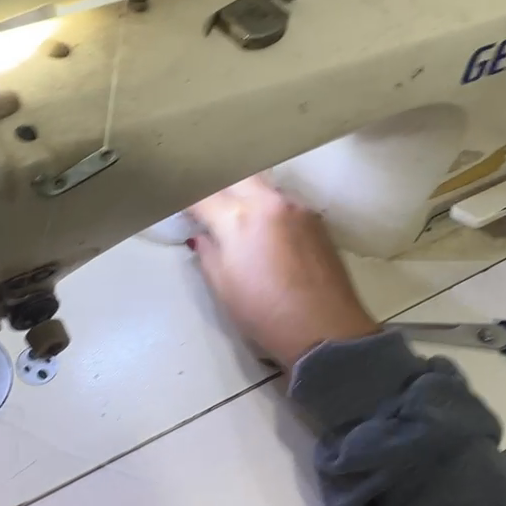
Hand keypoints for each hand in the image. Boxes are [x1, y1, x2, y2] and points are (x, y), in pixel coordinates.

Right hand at [188, 177, 379, 369]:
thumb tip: (203, 236)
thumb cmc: (265, 314)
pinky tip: (266, 232)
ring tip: (237, 216)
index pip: (202, 194)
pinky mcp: (315, 218)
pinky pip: (283, 201)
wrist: (325, 330)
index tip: (180, 206)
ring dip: (245, 193)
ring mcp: (295, 207)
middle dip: (218, 185)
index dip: (187, 198)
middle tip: (208, 204)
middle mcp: (267, 201)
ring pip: (262, 184)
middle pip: (235, 176)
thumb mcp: (223, 286)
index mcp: (238, 218)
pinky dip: (268, 208)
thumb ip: (208, 252)